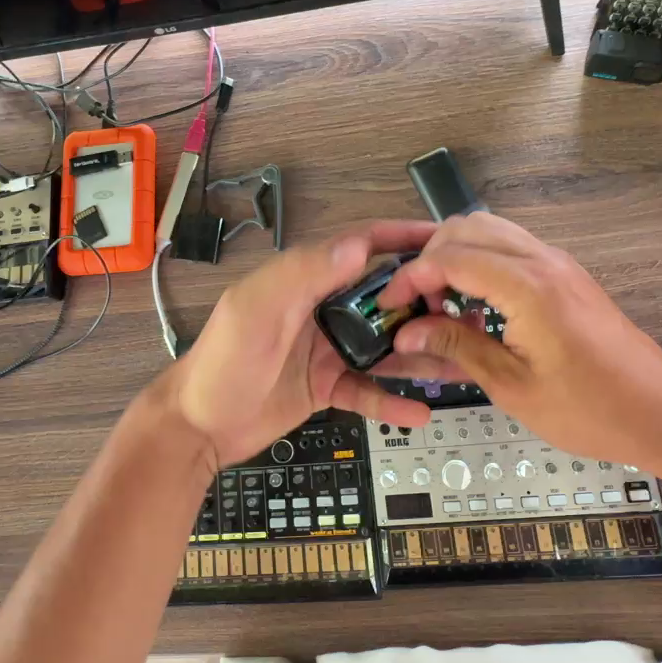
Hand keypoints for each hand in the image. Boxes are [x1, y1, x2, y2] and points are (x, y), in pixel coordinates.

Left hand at [164, 221, 437, 466]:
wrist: (197, 425)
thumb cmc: (222, 361)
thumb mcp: (257, 309)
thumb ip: (303, 273)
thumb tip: (359, 244)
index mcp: (304, 279)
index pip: (360, 246)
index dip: (401, 237)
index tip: (444, 238)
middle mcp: (319, 308)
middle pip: (382, 295)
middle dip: (422, 299)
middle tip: (464, 311)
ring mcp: (325, 348)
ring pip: (383, 344)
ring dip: (416, 351)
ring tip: (455, 362)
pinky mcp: (325, 385)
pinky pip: (367, 389)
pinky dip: (391, 400)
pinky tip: (418, 411)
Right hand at [377, 212, 661, 471]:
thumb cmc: (590, 409)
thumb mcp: (513, 387)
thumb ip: (456, 348)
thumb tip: (406, 333)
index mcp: (527, 286)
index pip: (449, 257)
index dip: (410, 277)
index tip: (389, 305)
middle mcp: (542, 260)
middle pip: (466, 228)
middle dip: (430, 258)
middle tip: (416, 304)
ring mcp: (558, 262)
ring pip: (490, 230)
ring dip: (456, 255)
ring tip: (443, 303)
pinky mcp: (567, 273)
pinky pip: (511, 246)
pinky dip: (481, 261)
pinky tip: (477, 305)